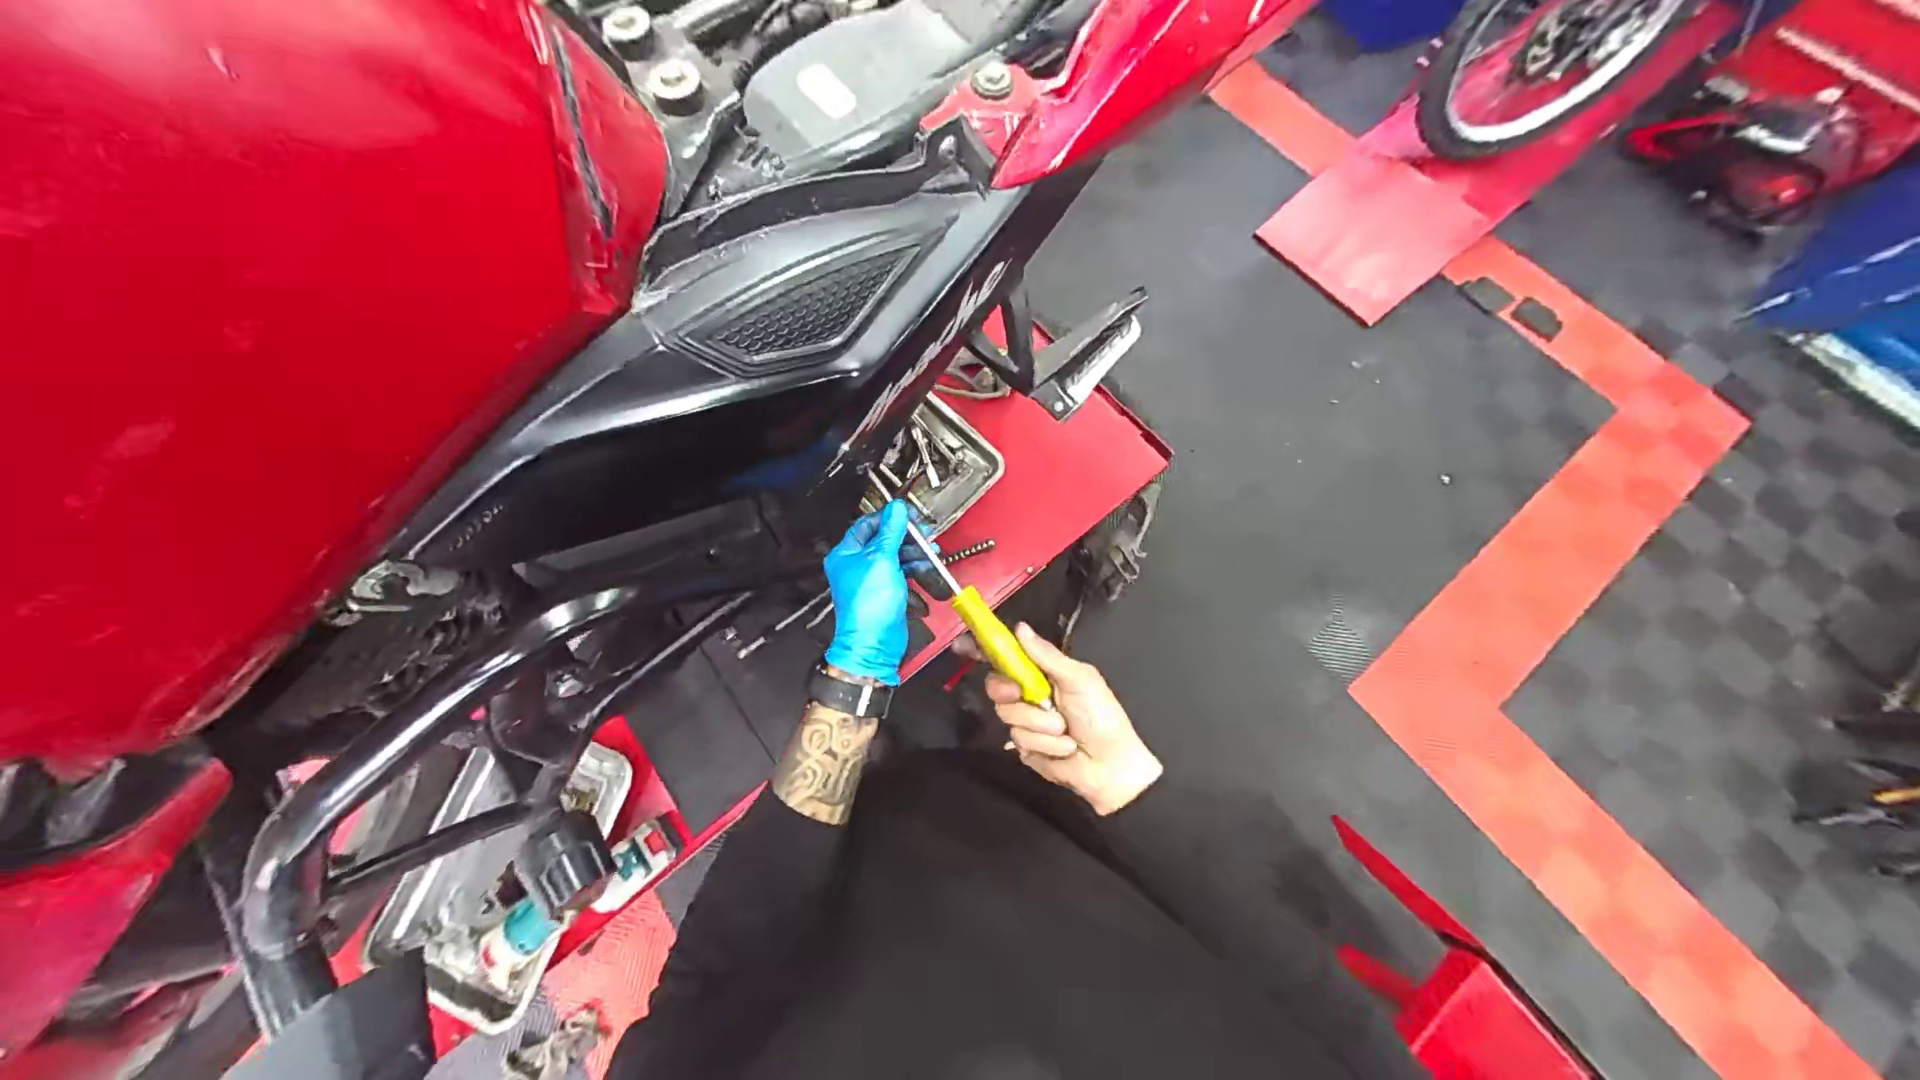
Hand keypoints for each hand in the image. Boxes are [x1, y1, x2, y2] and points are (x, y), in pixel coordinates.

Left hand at [822, 501, 932, 685]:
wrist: (874, 643)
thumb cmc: (869, 606)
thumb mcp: (882, 559)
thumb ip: (891, 532)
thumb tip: (896, 509)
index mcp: (846, 554)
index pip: (867, 525)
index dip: (889, 518)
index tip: (908, 515)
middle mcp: (857, 565)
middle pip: (884, 540)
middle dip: (907, 537)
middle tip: (924, 534)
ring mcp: (872, 579)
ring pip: (896, 557)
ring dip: (915, 554)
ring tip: (931, 553)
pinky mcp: (887, 592)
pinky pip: (903, 574)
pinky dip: (915, 571)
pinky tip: (927, 569)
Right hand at [983, 624, 1162, 814]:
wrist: (1111, 767)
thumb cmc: (1102, 717)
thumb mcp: (1079, 679)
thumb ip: (1047, 656)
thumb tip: (1020, 628)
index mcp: (1043, 673)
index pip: (1007, 657)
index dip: (983, 649)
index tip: (963, 646)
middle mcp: (1030, 694)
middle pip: (996, 685)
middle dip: (1010, 691)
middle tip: (1025, 695)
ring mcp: (1026, 722)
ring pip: (1008, 714)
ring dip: (1040, 724)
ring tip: (1065, 731)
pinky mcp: (1025, 748)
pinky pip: (1019, 739)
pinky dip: (1046, 744)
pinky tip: (1063, 748)